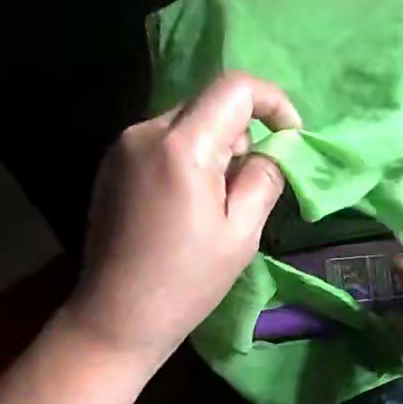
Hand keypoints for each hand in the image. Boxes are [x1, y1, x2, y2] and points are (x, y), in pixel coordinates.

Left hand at [65, 72, 301, 364]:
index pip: (234, 88)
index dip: (273, 101)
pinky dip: (186, 158)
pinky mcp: (112, 164)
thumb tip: (274, 149)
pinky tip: (184, 207)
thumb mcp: (242, 235)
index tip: (290, 138)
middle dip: (242, 134)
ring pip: (186, 123)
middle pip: (209, 104)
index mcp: (181, 146)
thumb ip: (264, 179)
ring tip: (215, 205)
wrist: (117, 315)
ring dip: (213, 149)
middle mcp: (145, 132)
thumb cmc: (187, 281)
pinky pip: (162, 142)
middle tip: (250, 187)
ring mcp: (123, 146)